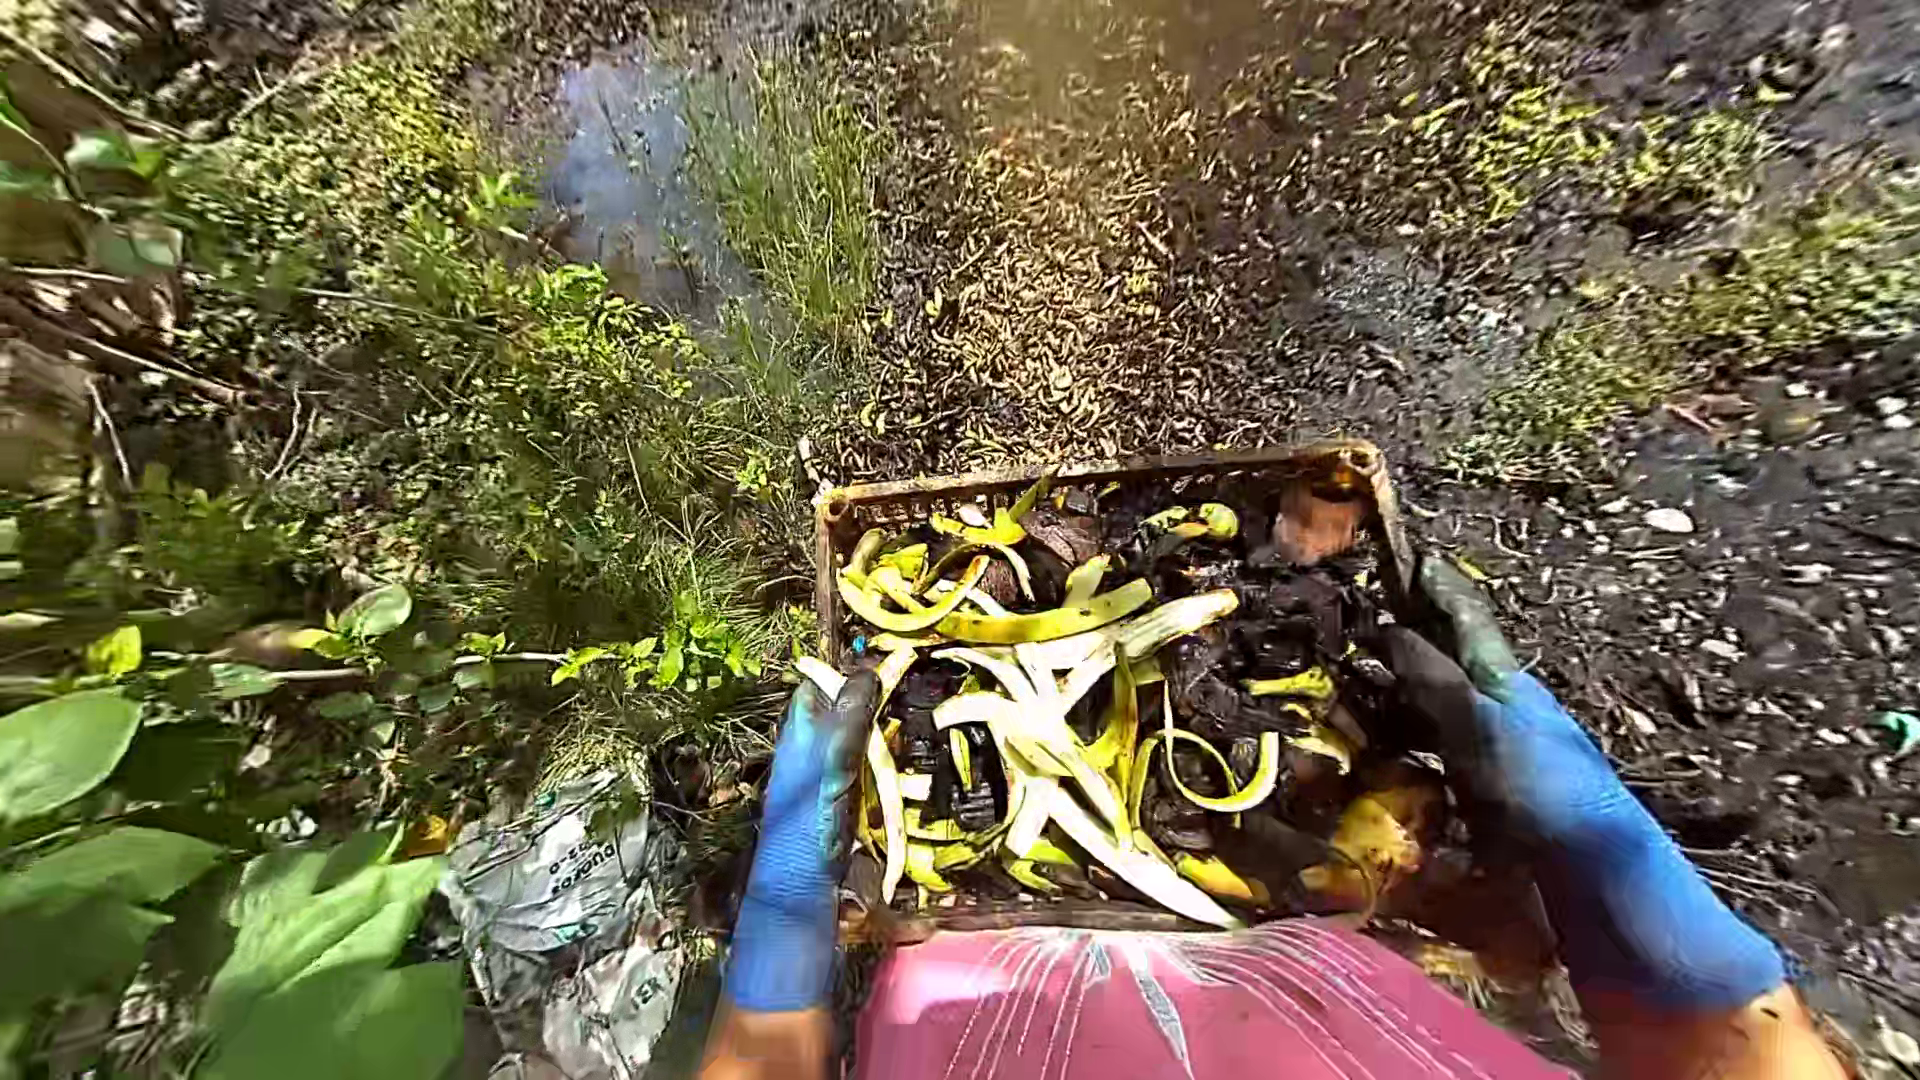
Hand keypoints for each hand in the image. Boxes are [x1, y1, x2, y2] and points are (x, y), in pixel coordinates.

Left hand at [724, 667, 878, 1011]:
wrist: (798, 910)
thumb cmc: (808, 831)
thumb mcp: (830, 767)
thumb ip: (847, 719)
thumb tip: (867, 669)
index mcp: (798, 735)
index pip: (818, 686)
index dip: (847, 671)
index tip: (887, 660)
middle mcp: (808, 752)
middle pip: (839, 710)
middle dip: (869, 698)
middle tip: (908, 686)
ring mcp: (823, 780)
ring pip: (853, 739)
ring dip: (877, 728)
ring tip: (912, 716)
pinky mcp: (838, 805)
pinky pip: (861, 768)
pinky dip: (880, 760)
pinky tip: (902, 762)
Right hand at [1384, 556, 1783, 1010]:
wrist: (1593, 880)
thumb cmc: (1546, 792)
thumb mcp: (1488, 727)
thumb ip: (1435, 677)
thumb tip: (1391, 628)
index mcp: (1502, 677)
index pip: (1459, 614)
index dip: (1431, 582)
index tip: (1400, 551)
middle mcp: (1487, 697)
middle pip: (1434, 646)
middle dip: (1395, 620)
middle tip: (1349, 602)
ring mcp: (1474, 734)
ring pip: (1418, 684)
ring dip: (1381, 667)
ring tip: (1339, 654)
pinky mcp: (1461, 768)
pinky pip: (1412, 726)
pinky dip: (1383, 713)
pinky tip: (1357, 715)